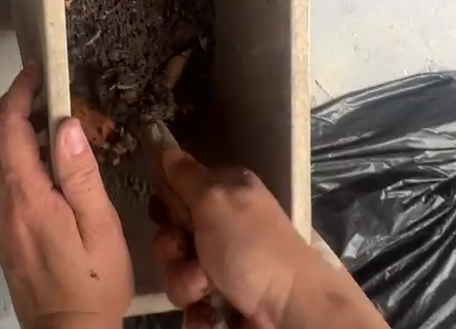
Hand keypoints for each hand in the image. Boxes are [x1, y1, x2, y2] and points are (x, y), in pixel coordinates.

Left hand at [0, 64, 133, 328]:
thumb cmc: (94, 283)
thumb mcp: (101, 228)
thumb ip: (81, 174)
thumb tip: (67, 123)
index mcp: (25, 196)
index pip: (8, 127)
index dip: (19, 91)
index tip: (37, 70)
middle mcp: (1, 201)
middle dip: (10, 102)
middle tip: (41, 87)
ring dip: (5, 123)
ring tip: (40, 112)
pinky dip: (5, 148)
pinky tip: (33, 151)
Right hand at [155, 146, 385, 328]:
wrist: (292, 313)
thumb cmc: (252, 247)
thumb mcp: (214, 201)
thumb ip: (185, 175)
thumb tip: (164, 143)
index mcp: (227, 192)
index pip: (182, 186)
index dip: (167, 201)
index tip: (163, 212)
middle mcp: (225, 226)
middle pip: (175, 232)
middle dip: (172, 250)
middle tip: (186, 254)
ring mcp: (226, 266)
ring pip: (180, 271)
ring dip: (184, 283)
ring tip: (205, 291)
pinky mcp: (226, 304)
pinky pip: (194, 306)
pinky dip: (198, 314)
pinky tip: (209, 317)